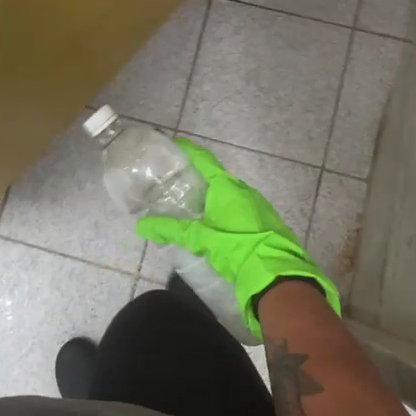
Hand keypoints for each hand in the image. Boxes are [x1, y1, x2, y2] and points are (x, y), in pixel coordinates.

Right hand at [134, 138, 341, 335]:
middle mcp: (242, 189)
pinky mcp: (263, 220)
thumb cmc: (235, 245)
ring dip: (211, 196)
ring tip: (191, 203)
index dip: (188, 150)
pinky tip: (213, 222)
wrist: (275, 270)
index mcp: (226, 186)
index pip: (203, 159)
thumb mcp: (199, 239)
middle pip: (216, 177)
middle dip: (197, 178)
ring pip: (228, 193)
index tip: (174, 144)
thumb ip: (170, 230)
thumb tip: (140, 226)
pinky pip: (238, 207)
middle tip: (176, 181)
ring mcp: (256, 204)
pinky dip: (223, 208)